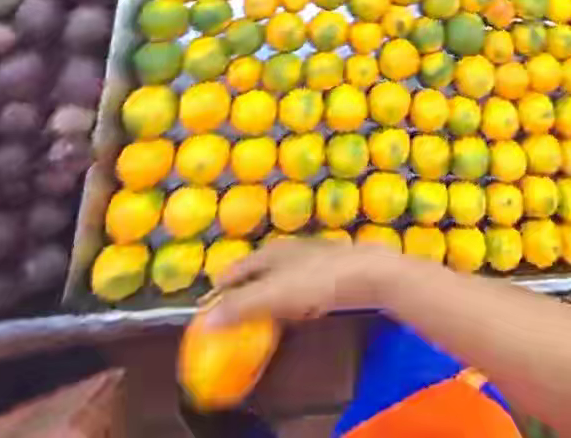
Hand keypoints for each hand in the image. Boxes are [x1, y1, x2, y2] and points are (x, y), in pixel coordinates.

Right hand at [199, 239, 403, 327]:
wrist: (366, 274)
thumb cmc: (318, 281)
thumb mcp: (274, 295)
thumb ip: (241, 305)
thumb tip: (206, 320)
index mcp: (271, 252)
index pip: (237, 268)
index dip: (220, 287)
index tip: (205, 308)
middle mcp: (288, 250)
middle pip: (256, 272)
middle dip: (241, 291)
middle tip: (227, 316)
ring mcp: (308, 259)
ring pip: (277, 278)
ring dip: (263, 296)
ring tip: (254, 318)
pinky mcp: (325, 272)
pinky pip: (296, 288)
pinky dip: (285, 300)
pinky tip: (290, 314)